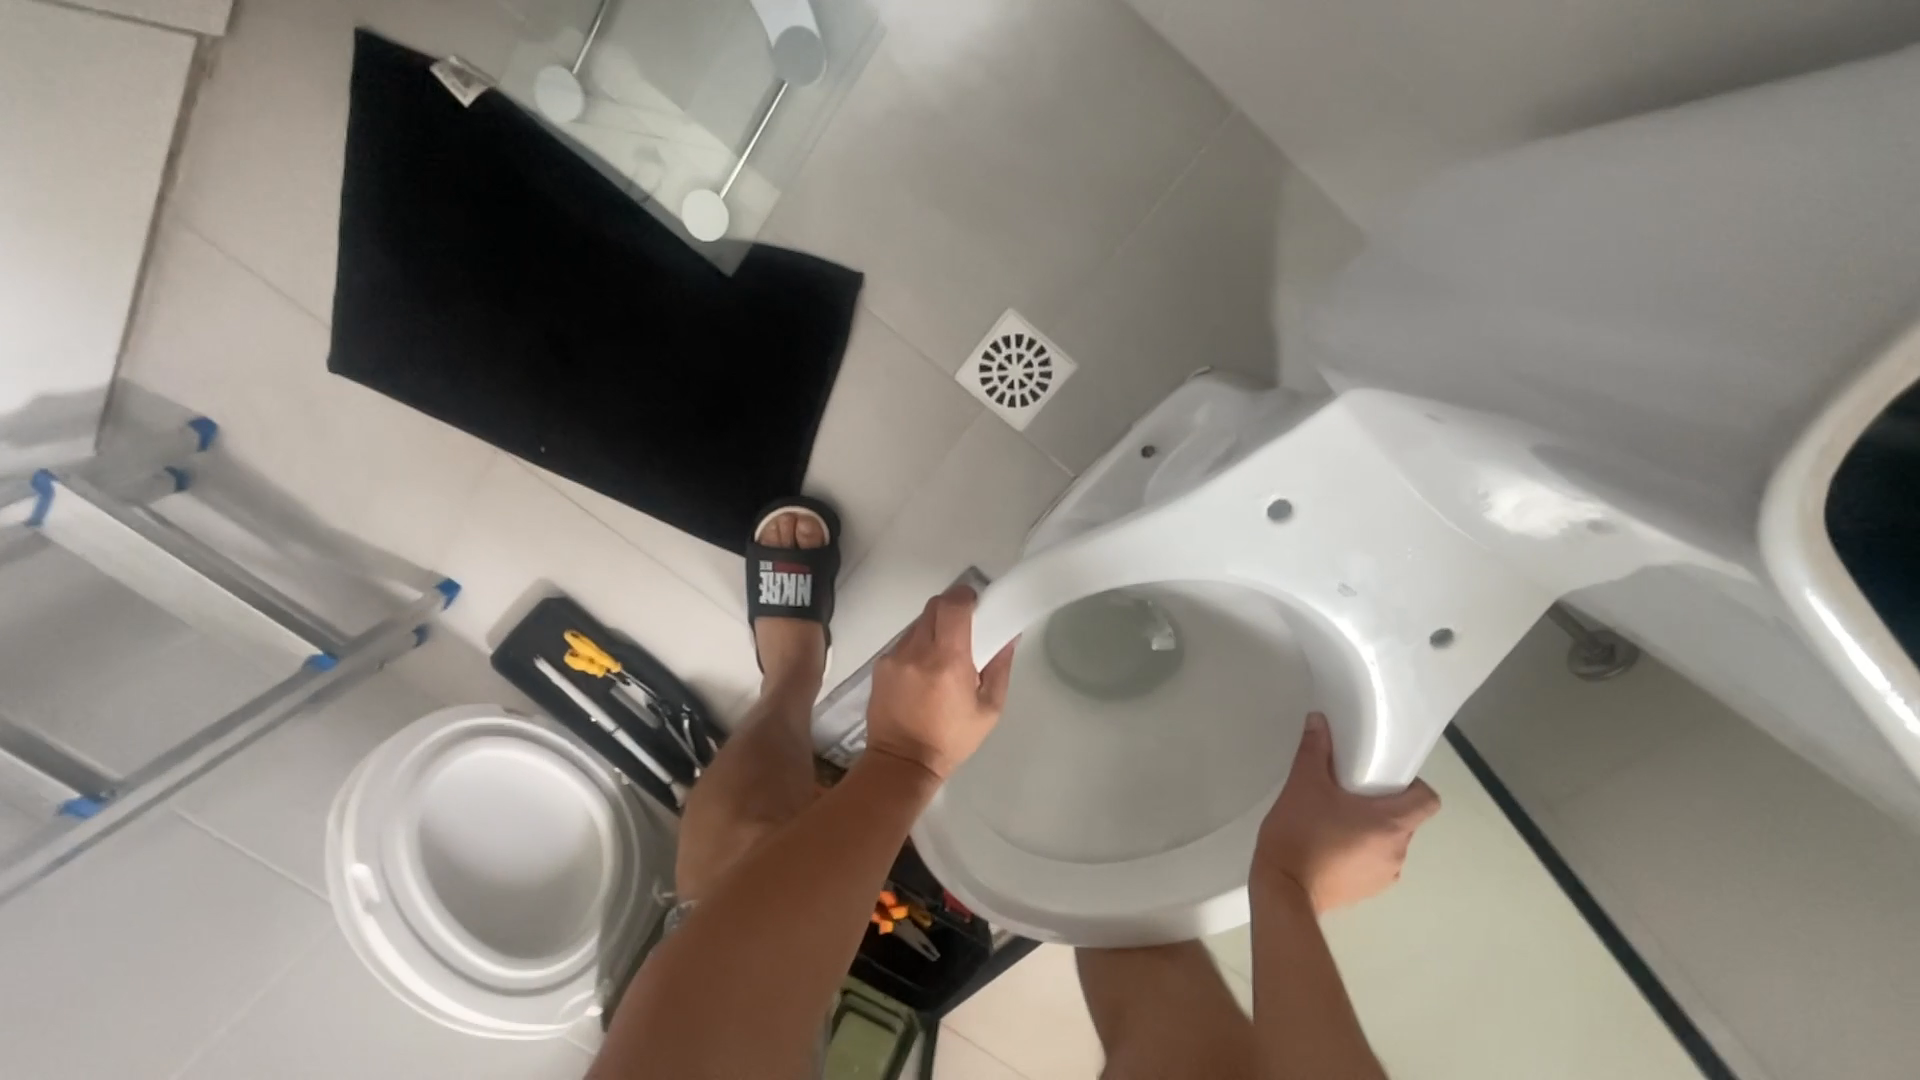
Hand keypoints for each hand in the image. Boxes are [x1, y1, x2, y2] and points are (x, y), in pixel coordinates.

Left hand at [865, 585, 1017, 780]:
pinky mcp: (881, 665)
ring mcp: (894, 657)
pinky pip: (904, 642)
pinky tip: (923, 672)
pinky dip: (917, 646)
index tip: (976, 603)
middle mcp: (917, 652)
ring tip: (944, 654)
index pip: (953, 605)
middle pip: (934, 606)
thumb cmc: (951, 739)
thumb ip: (1000, 667)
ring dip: (934, 628)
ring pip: (918, 623)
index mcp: (948, 661)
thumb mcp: (989, 709)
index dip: (965, 596)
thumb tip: (1008, 636)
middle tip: (965, 627)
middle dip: (951, 609)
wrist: (902, 762)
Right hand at [1254, 714, 1440, 913]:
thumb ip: (1315, 750)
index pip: (1428, 800)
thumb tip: (1319, 720)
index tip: (1380, 779)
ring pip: (1387, 843)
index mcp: (1393, 823)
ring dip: (1369, 831)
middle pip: (1405, 820)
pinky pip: (1372, 864)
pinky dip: (1358, 854)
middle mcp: (1399, 852)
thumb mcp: (1303, 784)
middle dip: (1381, 806)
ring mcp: (1386, 876)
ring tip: (1332, 823)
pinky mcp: (1368, 892)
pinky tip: (1327, 849)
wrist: (1284, 888)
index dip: (1411, 785)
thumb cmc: (1301, 832)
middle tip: (1345, 795)